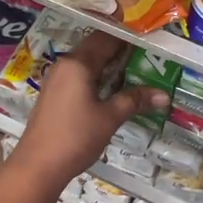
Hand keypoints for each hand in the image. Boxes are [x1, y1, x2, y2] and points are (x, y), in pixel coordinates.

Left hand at [8, 32, 165, 188]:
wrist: (38, 166)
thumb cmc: (75, 137)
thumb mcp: (109, 117)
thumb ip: (135, 100)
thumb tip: (164, 95)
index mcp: (78, 63)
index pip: (106, 37)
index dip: (129, 36)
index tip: (150, 38)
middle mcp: (65, 65)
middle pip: (95, 47)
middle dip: (120, 49)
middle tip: (148, 54)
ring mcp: (57, 80)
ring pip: (87, 62)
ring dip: (109, 64)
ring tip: (136, 69)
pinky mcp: (55, 94)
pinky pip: (79, 76)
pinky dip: (98, 77)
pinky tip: (113, 88)